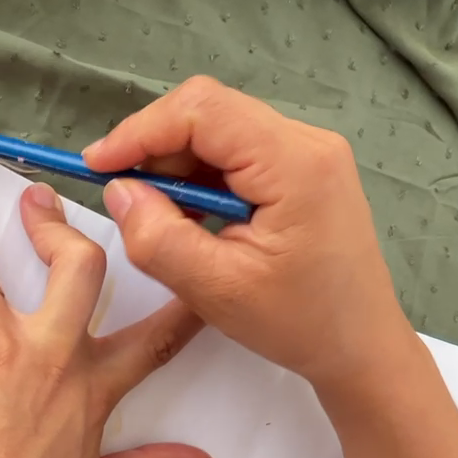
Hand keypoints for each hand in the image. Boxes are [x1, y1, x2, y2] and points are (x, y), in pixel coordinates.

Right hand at [84, 76, 413, 393]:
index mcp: (294, 162)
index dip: (140, 130)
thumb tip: (119, 190)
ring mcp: (309, 154)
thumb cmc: (297, 324)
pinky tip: (191, 219)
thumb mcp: (216, 289)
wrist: (361, 347)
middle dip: (156, 148)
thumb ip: (158, 238)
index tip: (96, 167)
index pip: (202, 110)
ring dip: (177, 167)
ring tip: (158, 217)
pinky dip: (201, 179)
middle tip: (124, 197)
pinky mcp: (304, 172)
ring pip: (221, 134)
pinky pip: (238, 156)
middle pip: (211, 114)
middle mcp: (306, 141)